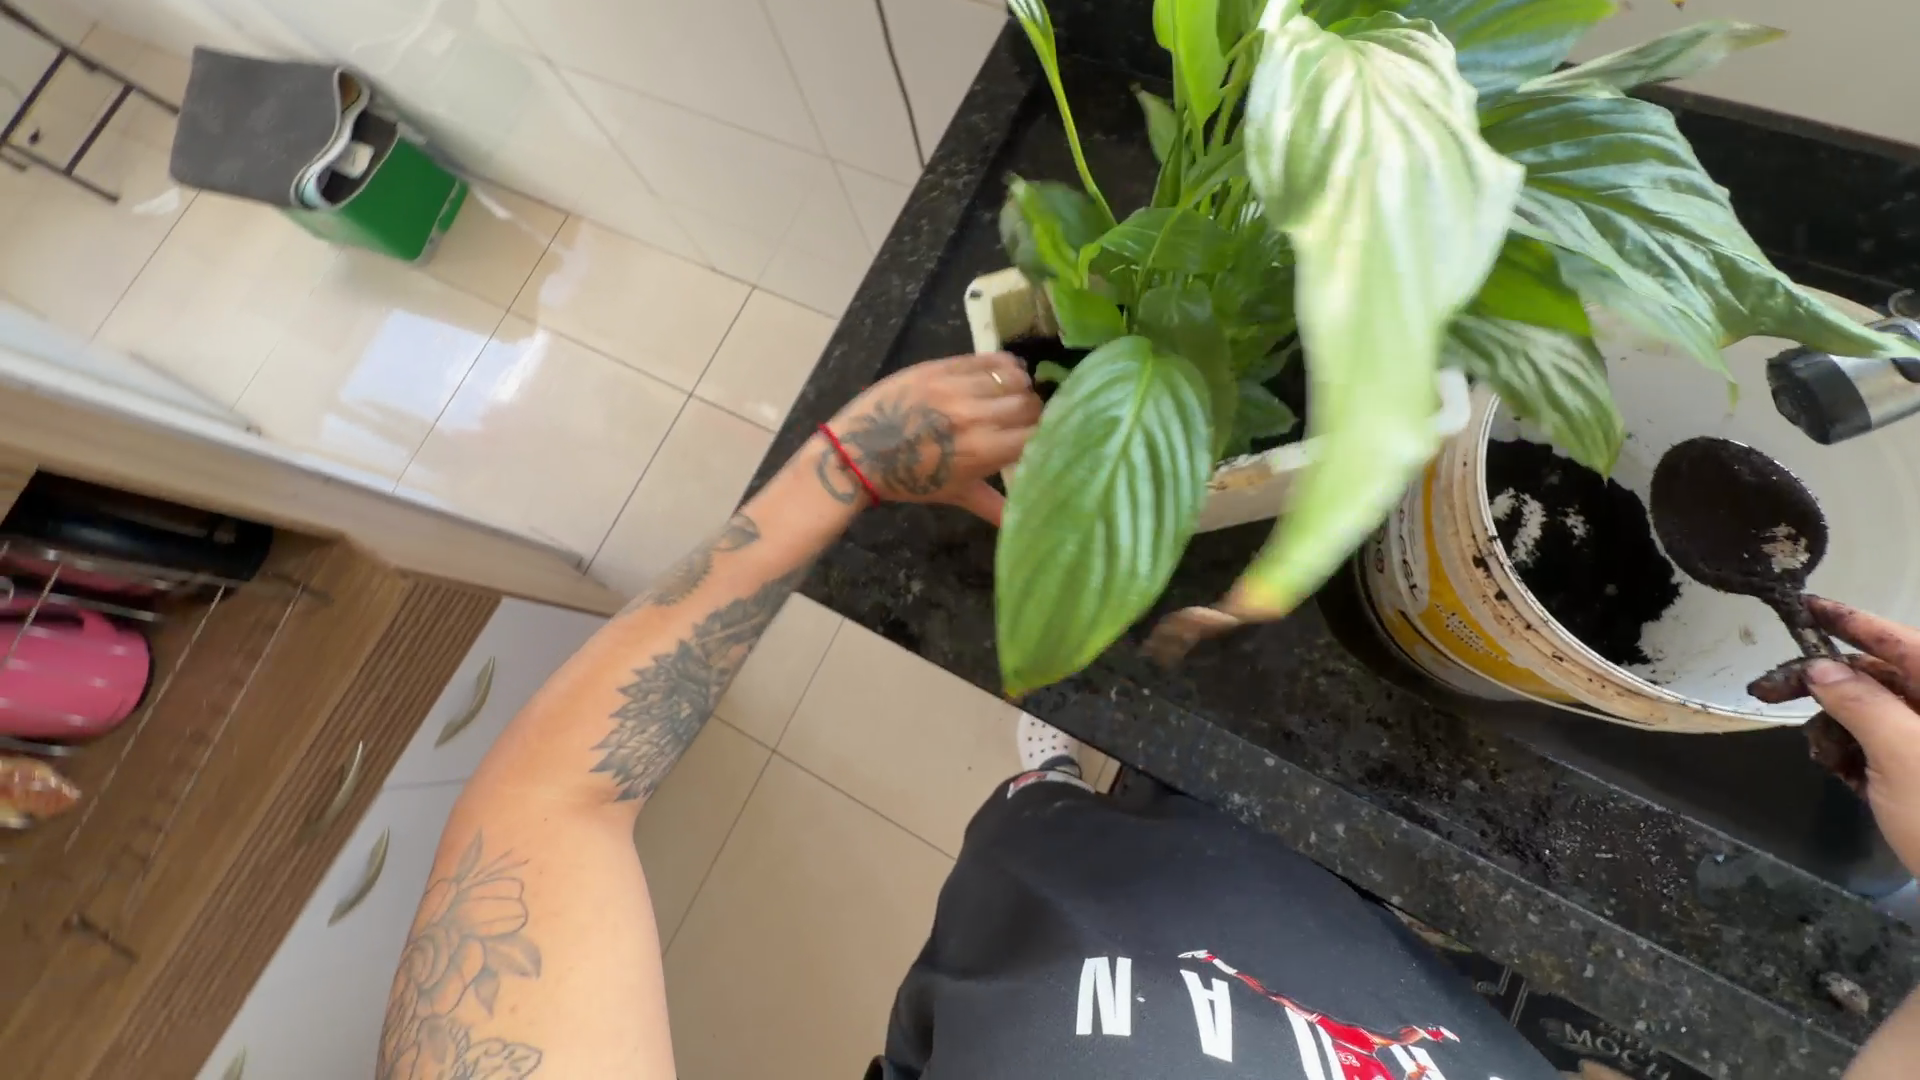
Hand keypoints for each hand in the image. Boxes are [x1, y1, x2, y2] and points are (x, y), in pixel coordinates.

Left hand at [815, 352, 1040, 524]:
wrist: (857, 453)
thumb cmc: (907, 479)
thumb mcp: (953, 494)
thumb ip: (991, 504)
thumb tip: (1020, 524)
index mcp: (982, 452)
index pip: (1037, 433)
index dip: (1043, 434)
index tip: (1039, 437)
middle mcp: (975, 417)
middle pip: (1030, 403)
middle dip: (1032, 411)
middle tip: (1025, 418)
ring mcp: (956, 388)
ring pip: (1013, 378)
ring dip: (1018, 387)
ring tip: (1012, 395)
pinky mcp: (940, 367)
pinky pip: (987, 359)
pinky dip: (1002, 366)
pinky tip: (1003, 373)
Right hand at [1748, 597, 1919, 873]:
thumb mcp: (1904, 757)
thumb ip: (1861, 703)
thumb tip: (1822, 667)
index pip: (1908, 644)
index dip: (1855, 621)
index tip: (1806, 604)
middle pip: (1882, 678)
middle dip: (1826, 686)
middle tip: (1767, 693)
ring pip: (1875, 712)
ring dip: (1837, 728)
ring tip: (1826, 759)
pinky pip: (1884, 742)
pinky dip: (1854, 752)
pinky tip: (1846, 773)